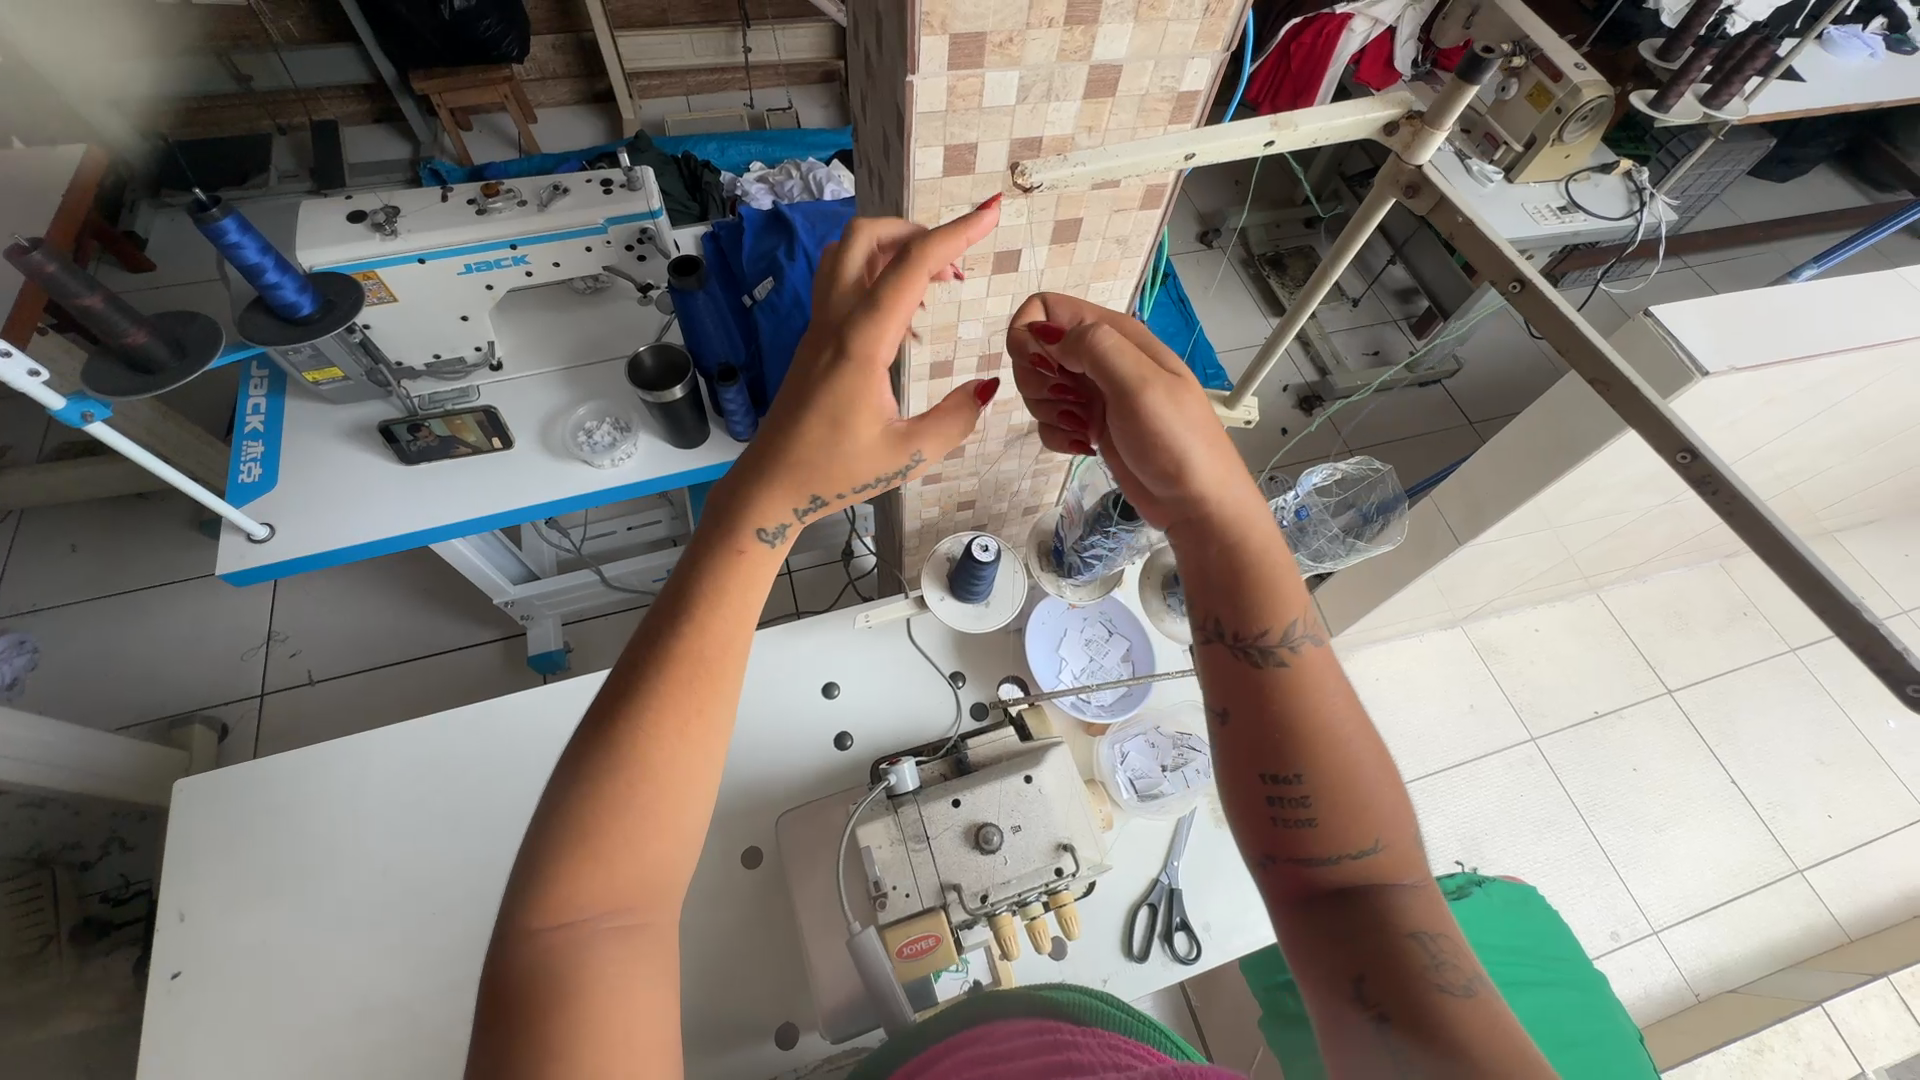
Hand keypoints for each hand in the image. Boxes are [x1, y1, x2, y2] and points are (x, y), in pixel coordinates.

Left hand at [718, 199, 1004, 549]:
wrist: (771, 485)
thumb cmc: (835, 474)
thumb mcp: (908, 455)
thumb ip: (955, 419)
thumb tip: (987, 385)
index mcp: (861, 343)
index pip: (911, 267)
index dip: (956, 233)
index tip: (992, 212)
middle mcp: (835, 322)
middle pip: (867, 237)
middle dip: (918, 232)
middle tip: (956, 266)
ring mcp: (818, 328)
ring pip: (848, 254)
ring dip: (892, 250)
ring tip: (934, 285)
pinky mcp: (813, 341)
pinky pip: (842, 284)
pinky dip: (876, 277)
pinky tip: (903, 321)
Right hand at [1006, 292, 1263, 532]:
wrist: (1195, 500)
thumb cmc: (1176, 439)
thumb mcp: (1139, 384)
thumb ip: (1093, 347)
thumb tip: (1047, 335)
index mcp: (1115, 334)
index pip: (1048, 308)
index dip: (1030, 334)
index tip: (1043, 369)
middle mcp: (1101, 358)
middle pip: (1035, 350)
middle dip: (1037, 380)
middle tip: (1070, 404)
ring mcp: (1094, 394)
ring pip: (1040, 388)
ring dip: (1048, 412)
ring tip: (1084, 428)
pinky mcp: (1089, 426)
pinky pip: (1051, 422)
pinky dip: (1058, 436)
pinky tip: (1084, 447)